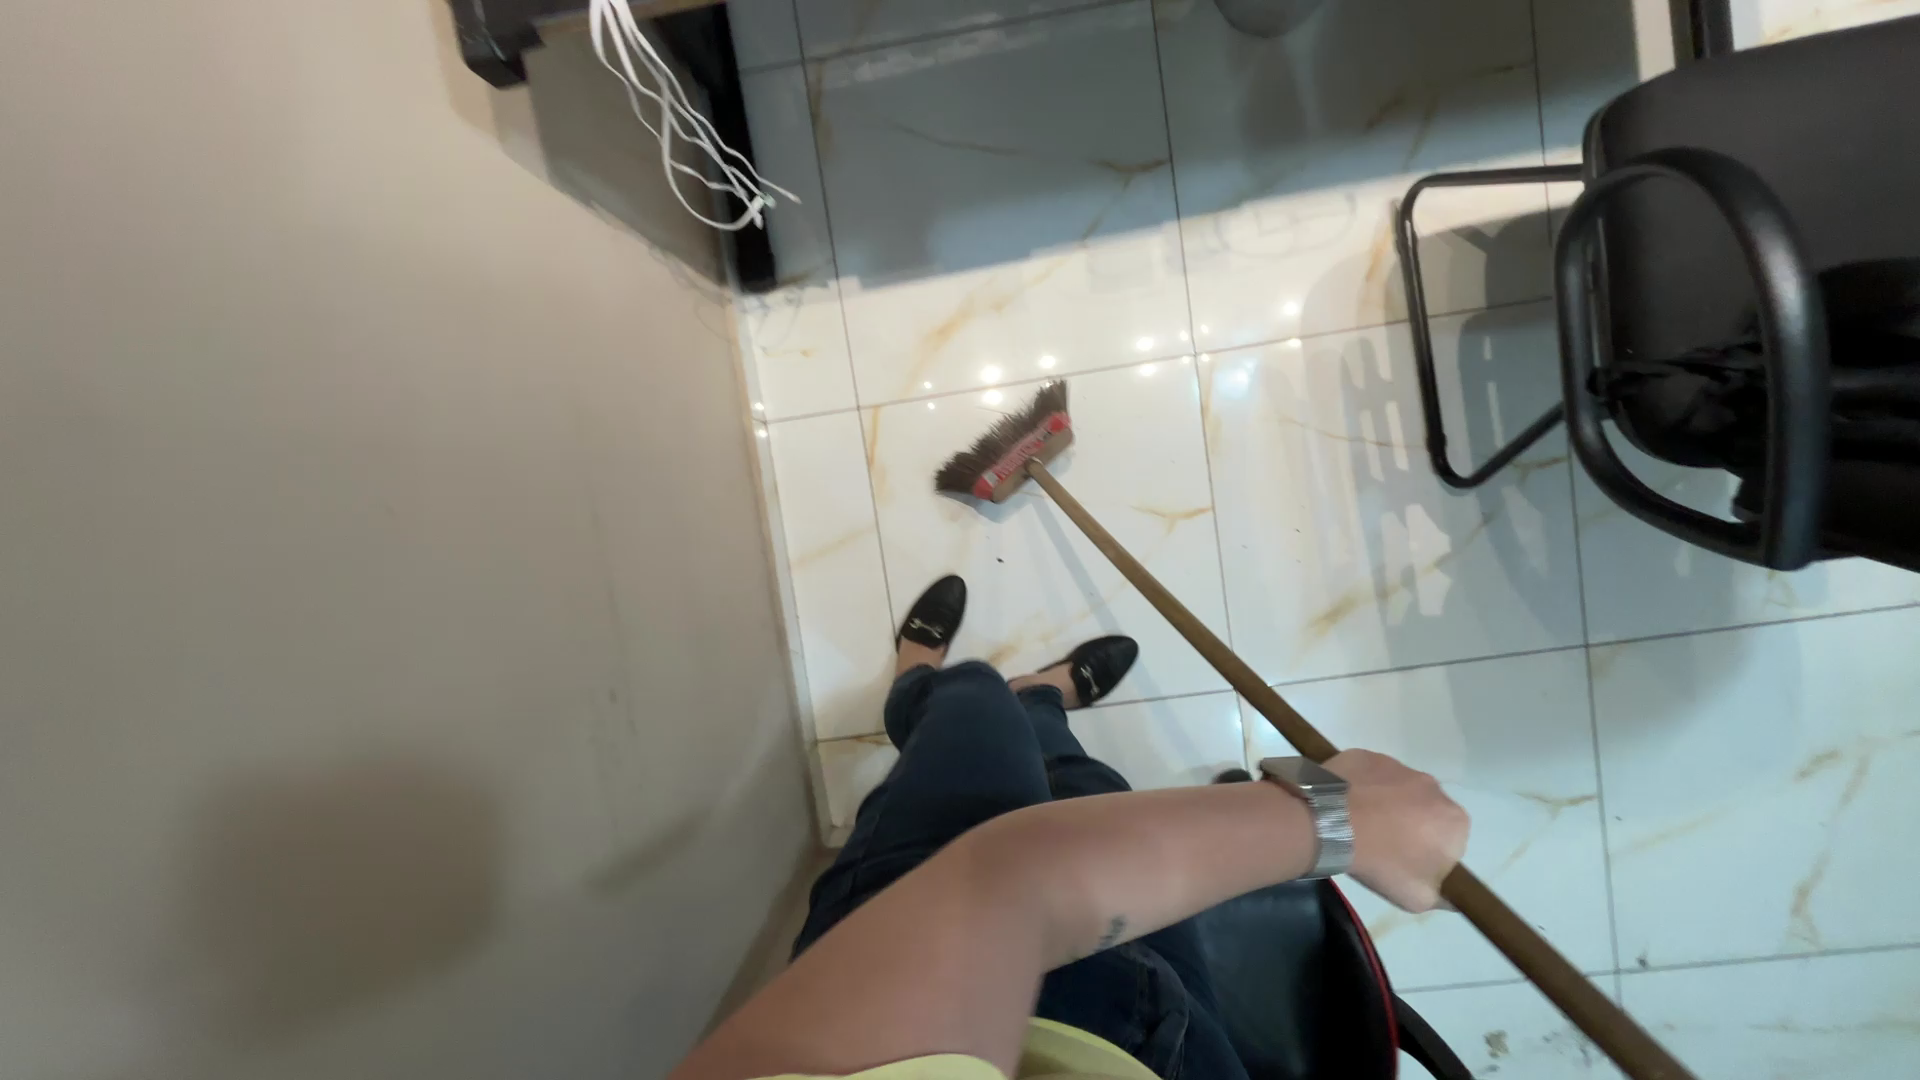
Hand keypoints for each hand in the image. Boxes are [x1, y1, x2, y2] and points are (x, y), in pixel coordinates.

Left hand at [1323, 749, 1468, 912]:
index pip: (1450, 839)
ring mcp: (1396, 765)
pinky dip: (1360, 785)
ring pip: (1396, 789)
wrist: (1328, 821)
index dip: (1428, 852)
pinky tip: (1344, 800)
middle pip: (1425, 810)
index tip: (1406, 860)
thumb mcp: (1419, 897)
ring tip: (1358, 820)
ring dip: (1384, 802)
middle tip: (1380, 840)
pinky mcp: (1364, 755)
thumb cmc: (1380, 861)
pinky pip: (1368, 773)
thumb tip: (1448, 895)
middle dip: (1409, 824)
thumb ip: (1443, 897)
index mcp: (1454, 820)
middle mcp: (1431, 786)